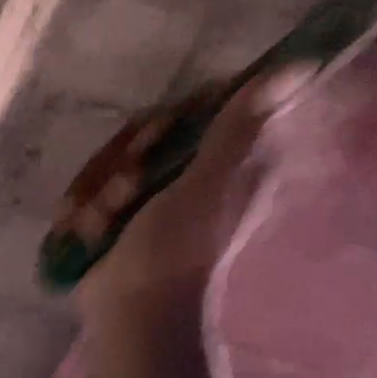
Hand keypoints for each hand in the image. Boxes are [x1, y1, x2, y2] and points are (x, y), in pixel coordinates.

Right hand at [65, 66, 315, 335]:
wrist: (131, 313)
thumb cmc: (173, 252)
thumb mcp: (206, 184)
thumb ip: (237, 128)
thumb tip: (299, 65)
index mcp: (226, 158)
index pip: (195, 107)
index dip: (165, 118)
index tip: (153, 137)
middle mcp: (189, 172)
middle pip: (141, 134)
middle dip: (119, 164)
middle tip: (122, 193)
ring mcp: (145, 197)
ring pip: (105, 167)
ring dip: (93, 196)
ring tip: (100, 227)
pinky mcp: (109, 220)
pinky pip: (83, 196)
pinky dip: (77, 216)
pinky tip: (81, 235)